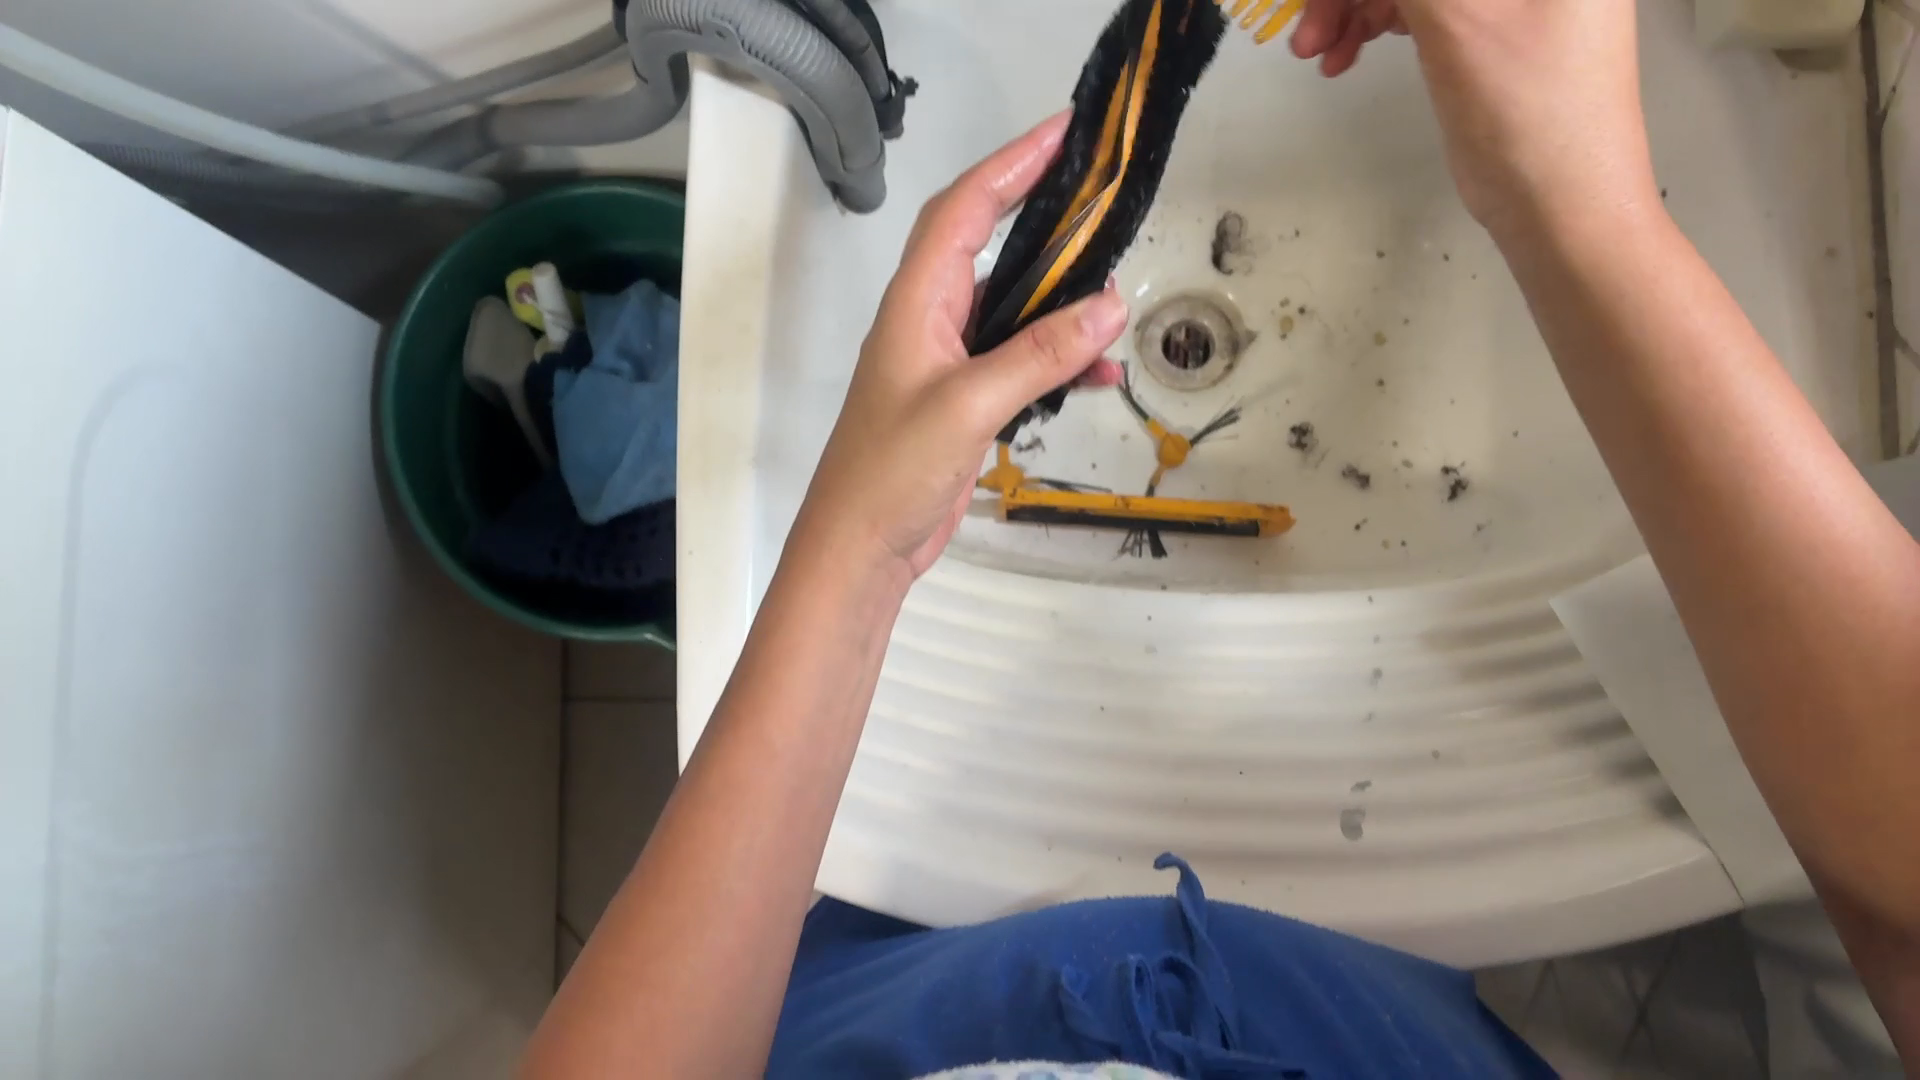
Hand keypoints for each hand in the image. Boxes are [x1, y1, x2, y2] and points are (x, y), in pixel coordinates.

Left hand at [789, 114, 1128, 584]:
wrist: (863, 547)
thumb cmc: (893, 471)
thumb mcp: (967, 406)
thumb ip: (1037, 356)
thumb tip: (1108, 307)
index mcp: (916, 304)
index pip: (962, 211)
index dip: (1009, 165)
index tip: (1063, 133)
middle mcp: (931, 322)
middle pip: (992, 252)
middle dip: (1046, 228)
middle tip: (1106, 208)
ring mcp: (949, 365)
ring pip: (1013, 314)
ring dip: (1060, 307)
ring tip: (1116, 304)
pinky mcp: (966, 405)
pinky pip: (1020, 366)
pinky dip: (1058, 365)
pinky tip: (1100, 375)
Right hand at [1292, 0, 1658, 241]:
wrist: (1558, 194)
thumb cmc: (1524, 102)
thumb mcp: (1460, 17)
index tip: (1317, 5)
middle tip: (1305, 38)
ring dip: (1356, 7)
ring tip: (1317, 54)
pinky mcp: (1484, 26)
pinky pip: (1420, 5)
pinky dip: (1375, 23)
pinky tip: (1344, 54)